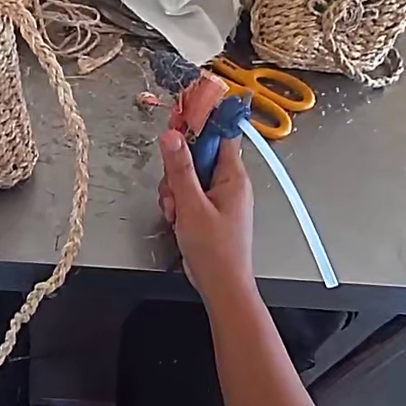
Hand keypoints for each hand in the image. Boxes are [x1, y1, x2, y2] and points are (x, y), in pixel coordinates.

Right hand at [158, 129, 254, 299]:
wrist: (221, 286)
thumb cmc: (216, 251)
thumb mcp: (191, 205)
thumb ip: (180, 169)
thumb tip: (172, 136)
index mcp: (233, 176)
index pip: (220, 134)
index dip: (200, 123)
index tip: (179, 119)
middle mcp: (229, 182)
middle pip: (198, 155)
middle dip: (177, 170)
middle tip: (173, 189)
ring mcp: (218, 196)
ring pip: (188, 176)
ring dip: (174, 190)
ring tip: (176, 211)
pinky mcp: (208, 209)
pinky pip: (188, 193)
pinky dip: (178, 203)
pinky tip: (176, 219)